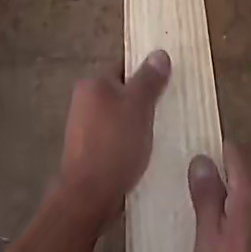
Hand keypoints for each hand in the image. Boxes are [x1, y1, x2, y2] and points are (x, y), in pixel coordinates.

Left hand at [56, 50, 170, 216]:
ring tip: (159, 133)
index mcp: (93, 83)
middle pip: (122, 92)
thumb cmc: (114, 144)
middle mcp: (84, 101)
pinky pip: (114, 137)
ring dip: (137, 123)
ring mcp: (83, 128)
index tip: (167, 83)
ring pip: (119, 116)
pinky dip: (128, 141)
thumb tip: (159, 54)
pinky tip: (143, 153)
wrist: (88, 198)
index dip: (147, 73)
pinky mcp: (87, 152)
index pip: (125, 66)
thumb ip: (149, 79)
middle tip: (167, 109)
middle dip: (143, 100)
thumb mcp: (139, 106)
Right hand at [188, 144, 250, 251]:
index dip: (213, 151)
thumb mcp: (208, 241)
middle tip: (192, 192)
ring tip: (205, 218)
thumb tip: (202, 158)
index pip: (234, 151)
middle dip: (222, 177)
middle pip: (246, 173)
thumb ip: (206, 197)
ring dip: (233, 202)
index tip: (192, 159)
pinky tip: (229, 244)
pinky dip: (245, 223)